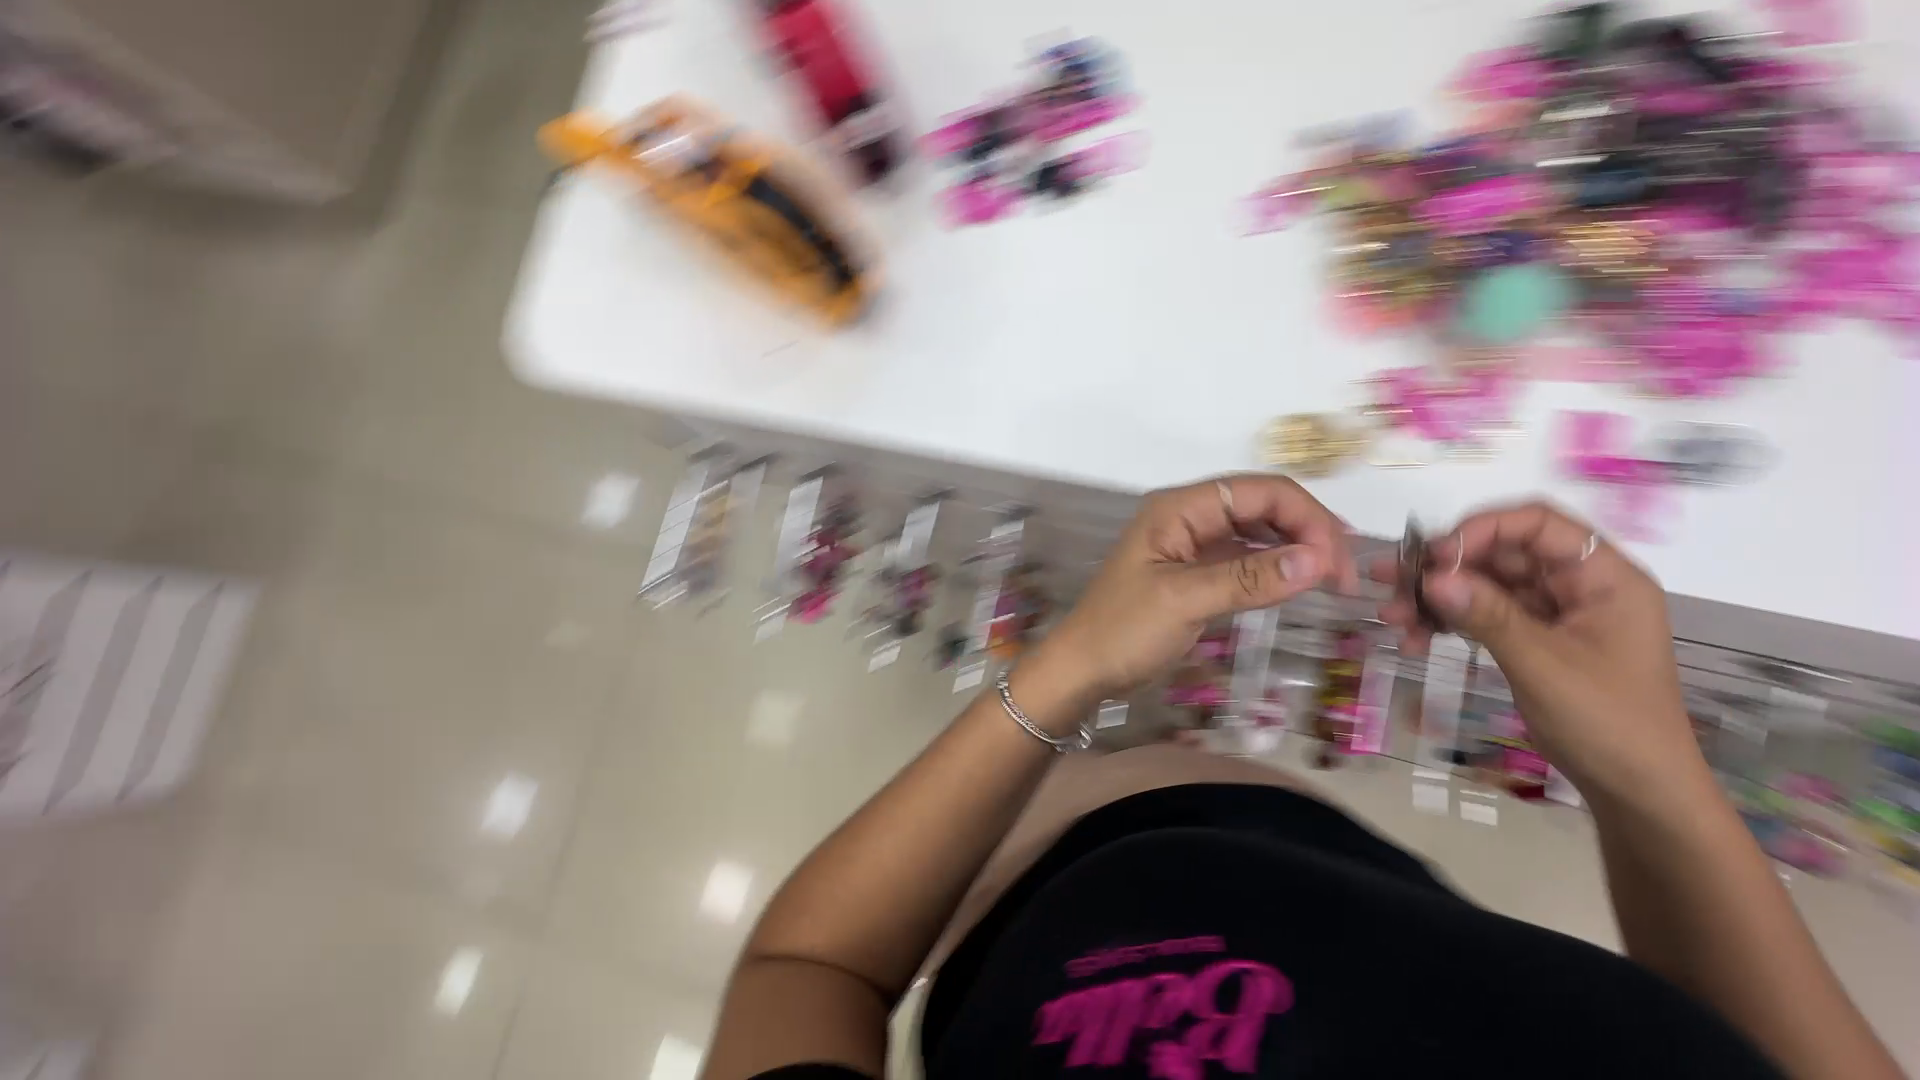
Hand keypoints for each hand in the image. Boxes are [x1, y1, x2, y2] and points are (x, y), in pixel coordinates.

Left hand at [1017, 475, 1356, 721]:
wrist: (1082, 669)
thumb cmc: (1122, 631)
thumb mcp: (1185, 602)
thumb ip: (1249, 579)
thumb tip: (1317, 560)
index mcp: (1179, 508)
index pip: (1258, 491)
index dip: (1306, 516)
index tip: (1337, 559)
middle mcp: (1188, 516)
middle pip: (1263, 505)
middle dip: (1308, 531)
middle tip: (1345, 576)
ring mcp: (1192, 543)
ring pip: (1258, 531)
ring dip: (1296, 549)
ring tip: (1333, 581)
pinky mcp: (1195, 571)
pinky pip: (1245, 557)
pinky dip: (1275, 567)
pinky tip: (1298, 583)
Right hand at [1374, 501, 1706, 800]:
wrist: (1636, 792)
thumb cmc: (1607, 722)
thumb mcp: (1544, 665)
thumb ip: (1488, 615)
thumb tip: (1430, 577)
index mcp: (1604, 577)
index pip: (1538, 524)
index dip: (1483, 529)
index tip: (1434, 556)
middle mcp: (1578, 586)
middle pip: (1501, 553)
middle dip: (1443, 567)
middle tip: (1391, 582)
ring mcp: (1554, 614)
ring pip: (1484, 585)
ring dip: (1436, 598)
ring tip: (1391, 616)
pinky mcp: (1533, 640)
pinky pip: (1483, 616)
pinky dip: (1448, 624)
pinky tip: (1415, 640)